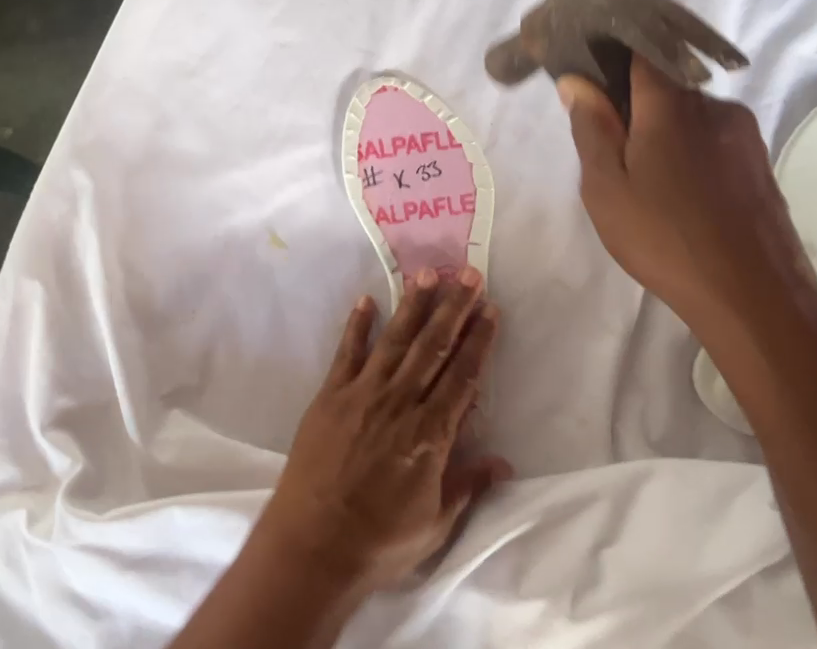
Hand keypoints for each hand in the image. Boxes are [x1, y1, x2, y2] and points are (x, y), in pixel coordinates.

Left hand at [256, 269, 510, 594]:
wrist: (313, 543)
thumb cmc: (379, 541)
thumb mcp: (435, 522)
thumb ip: (467, 485)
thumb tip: (503, 463)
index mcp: (430, 434)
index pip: (462, 376)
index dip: (478, 341)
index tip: (490, 309)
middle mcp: (399, 403)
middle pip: (432, 347)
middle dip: (453, 308)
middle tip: (468, 274)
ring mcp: (362, 395)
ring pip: (394, 341)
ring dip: (412, 305)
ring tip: (427, 273)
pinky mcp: (330, 397)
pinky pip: (346, 353)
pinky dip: (357, 325)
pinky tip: (366, 300)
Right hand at [558, 55, 816, 331]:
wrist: (753, 295)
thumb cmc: (664, 237)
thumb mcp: (606, 186)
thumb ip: (591, 127)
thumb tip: (576, 80)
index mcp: (672, 105)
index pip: (642, 51)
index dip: (613, 55)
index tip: (588, 80)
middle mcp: (715, 107)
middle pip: (665, 86)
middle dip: (634, 106)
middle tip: (610, 152)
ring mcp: (745, 136)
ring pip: (690, 116)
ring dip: (664, 134)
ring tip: (645, 183)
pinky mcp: (760, 164)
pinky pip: (712, 141)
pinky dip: (689, 154)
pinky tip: (679, 197)